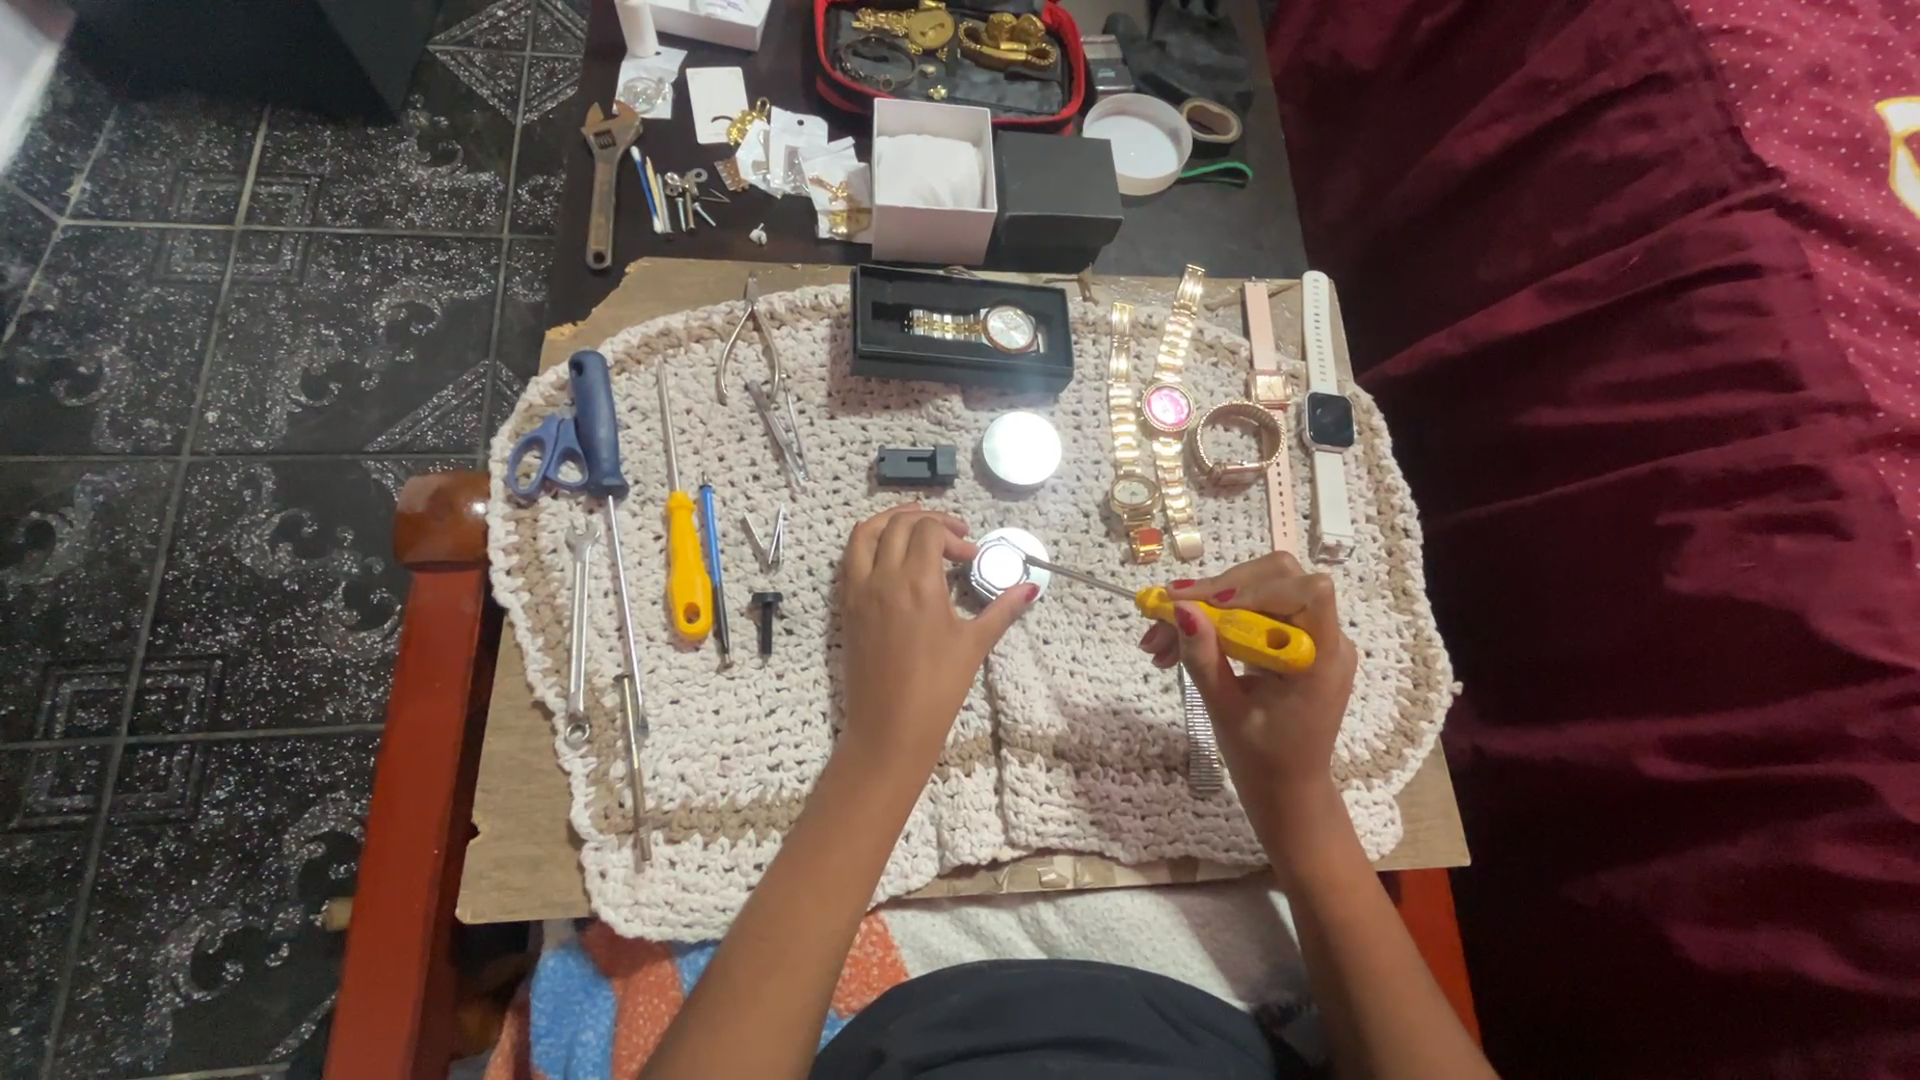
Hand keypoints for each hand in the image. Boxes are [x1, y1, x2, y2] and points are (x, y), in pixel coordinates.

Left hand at [838, 505, 1034, 772]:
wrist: (889, 728)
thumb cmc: (937, 688)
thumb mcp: (974, 644)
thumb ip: (1002, 609)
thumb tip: (1031, 588)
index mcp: (917, 582)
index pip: (929, 530)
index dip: (954, 534)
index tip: (970, 556)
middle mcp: (883, 578)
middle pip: (899, 524)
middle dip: (928, 520)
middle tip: (952, 537)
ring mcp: (858, 590)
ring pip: (865, 533)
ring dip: (889, 520)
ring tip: (913, 523)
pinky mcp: (846, 606)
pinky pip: (850, 558)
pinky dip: (868, 543)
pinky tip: (888, 554)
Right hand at [1137, 552, 1357, 834]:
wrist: (1287, 790)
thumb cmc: (1262, 761)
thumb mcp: (1225, 711)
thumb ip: (1204, 658)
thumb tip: (1180, 608)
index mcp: (1321, 659)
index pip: (1309, 591)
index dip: (1258, 587)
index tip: (1209, 606)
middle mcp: (1325, 639)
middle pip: (1277, 576)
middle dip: (1217, 589)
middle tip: (1166, 615)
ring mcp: (1310, 637)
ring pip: (1259, 588)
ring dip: (1207, 603)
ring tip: (1159, 640)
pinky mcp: (1291, 642)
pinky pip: (1255, 610)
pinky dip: (1216, 618)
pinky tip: (1179, 641)